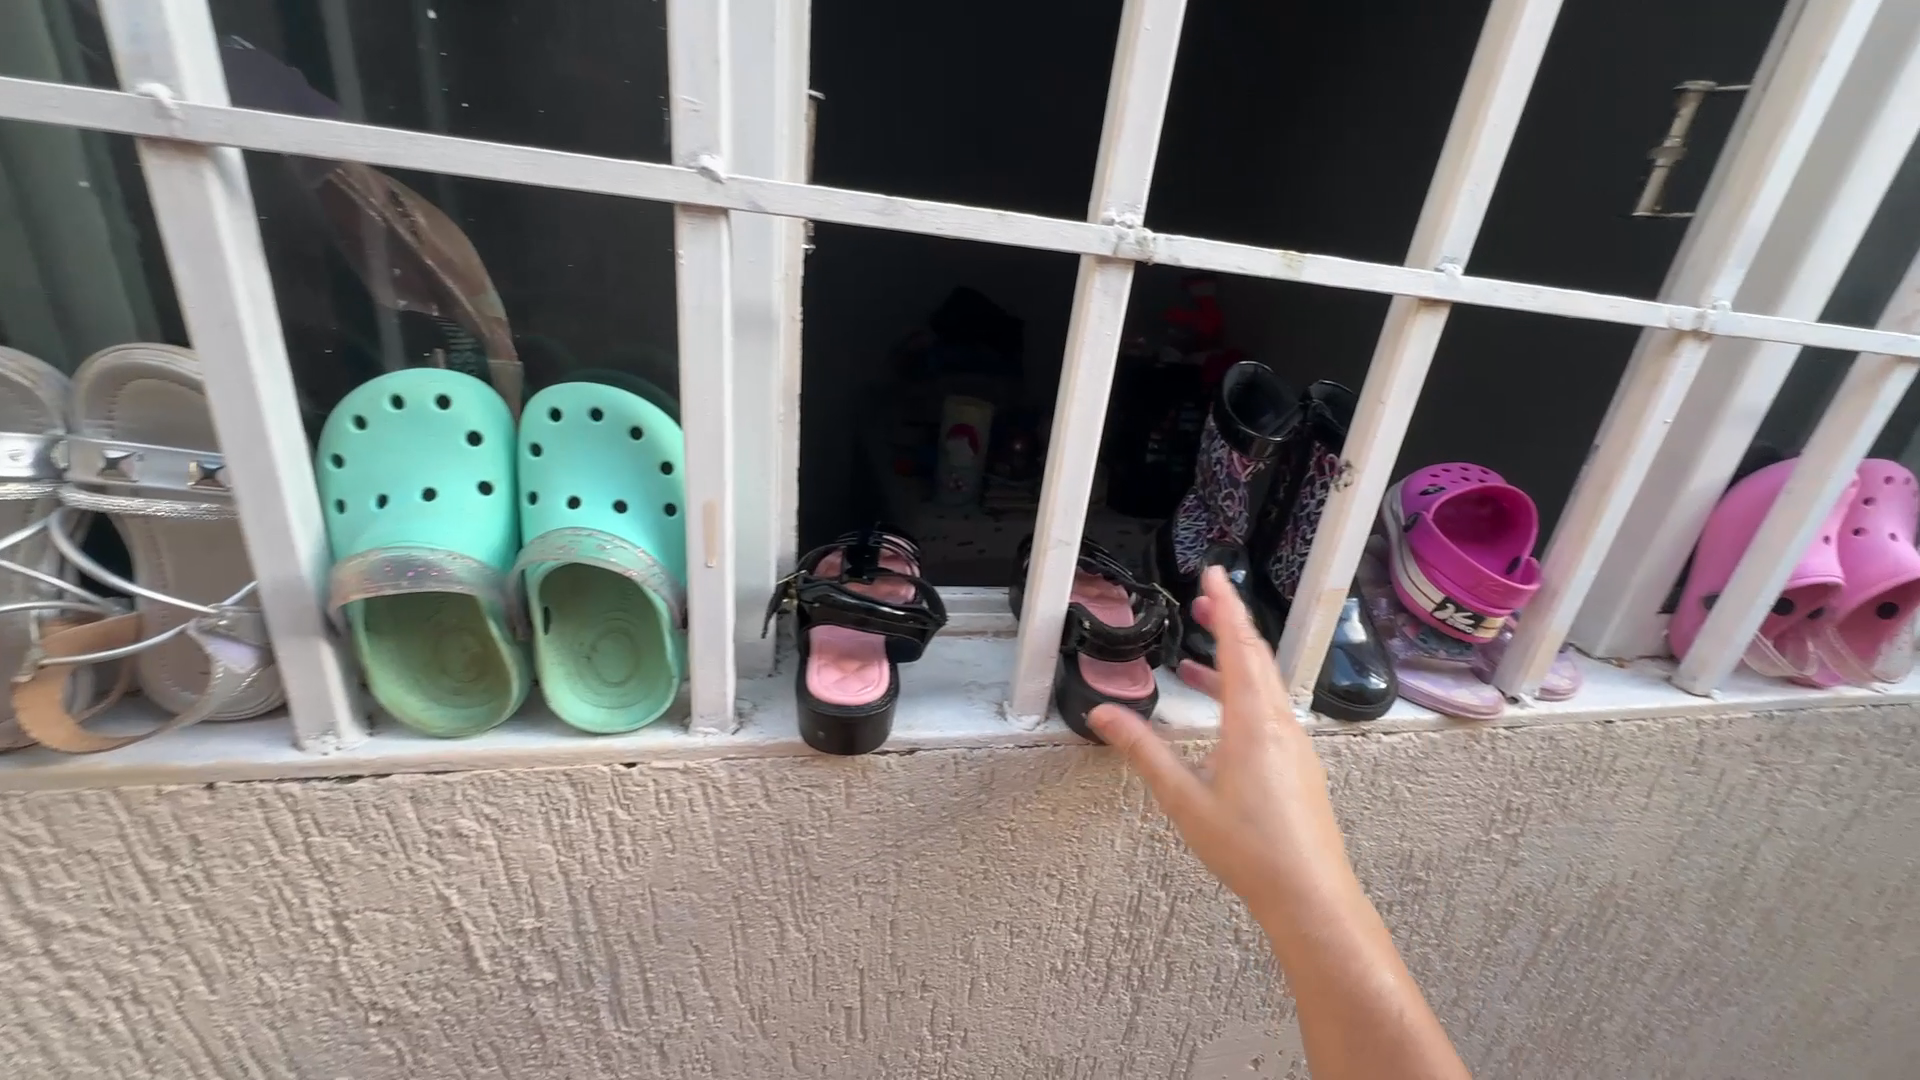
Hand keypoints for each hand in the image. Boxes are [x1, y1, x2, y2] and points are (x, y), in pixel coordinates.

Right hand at [1089, 565, 1358, 924]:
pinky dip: (1242, 692)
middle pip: (1255, 657)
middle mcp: (1279, 724)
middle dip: (1229, 623)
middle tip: (1203, 600)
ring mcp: (1293, 743)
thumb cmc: (1251, 849)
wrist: (1311, 896)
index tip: (1214, 574)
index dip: (1225, 606)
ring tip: (1196, 657)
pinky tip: (1220, 712)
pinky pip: (1269, 708)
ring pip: (1264, 684)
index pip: (1238, 647)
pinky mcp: (1297, 763)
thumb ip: (1142, 751)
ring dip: (1233, 660)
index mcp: (1253, 723)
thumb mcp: (1183, 798)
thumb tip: (1103, 714)